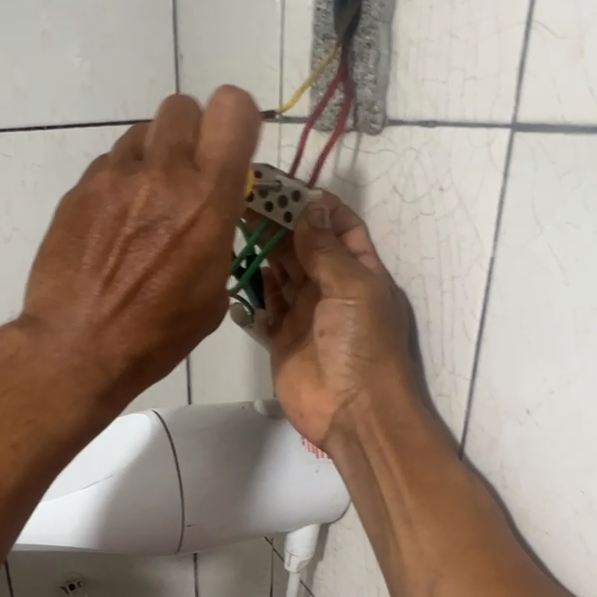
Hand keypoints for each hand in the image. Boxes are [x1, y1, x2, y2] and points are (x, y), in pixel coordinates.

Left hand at [18, 88, 261, 406]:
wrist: (78, 346)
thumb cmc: (155, 336)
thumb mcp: (211, 296)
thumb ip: (217, 237)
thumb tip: (209, 218)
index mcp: (207, 200)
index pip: (233, 109)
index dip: (235, 123)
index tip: (230, 151)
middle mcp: (163, 174)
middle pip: (182, 107)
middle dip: (190, 134)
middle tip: (186, 175)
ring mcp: (115, 177)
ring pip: (142, 133)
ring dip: (152, 158)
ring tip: (145, 205)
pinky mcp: (79, 189)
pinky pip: (109, 166)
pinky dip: (118, 185)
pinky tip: (112, 226)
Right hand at [258, 194, 425, 449]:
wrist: (353, 411)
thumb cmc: (362, 345)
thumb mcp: (352, 287)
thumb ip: (326, 249)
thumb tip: (308, 209)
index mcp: (360, 271)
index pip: (340, 227)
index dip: (315, 206)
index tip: (284, 185)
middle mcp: (332, 288)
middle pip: (305, 246)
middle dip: (281, 223)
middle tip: (247, 197)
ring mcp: (306, 314)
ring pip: (282, 273)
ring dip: (264, 250)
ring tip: (235, 222)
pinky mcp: (281, 338)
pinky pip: (266, 306)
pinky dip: (255, 288)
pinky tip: (237, 266)